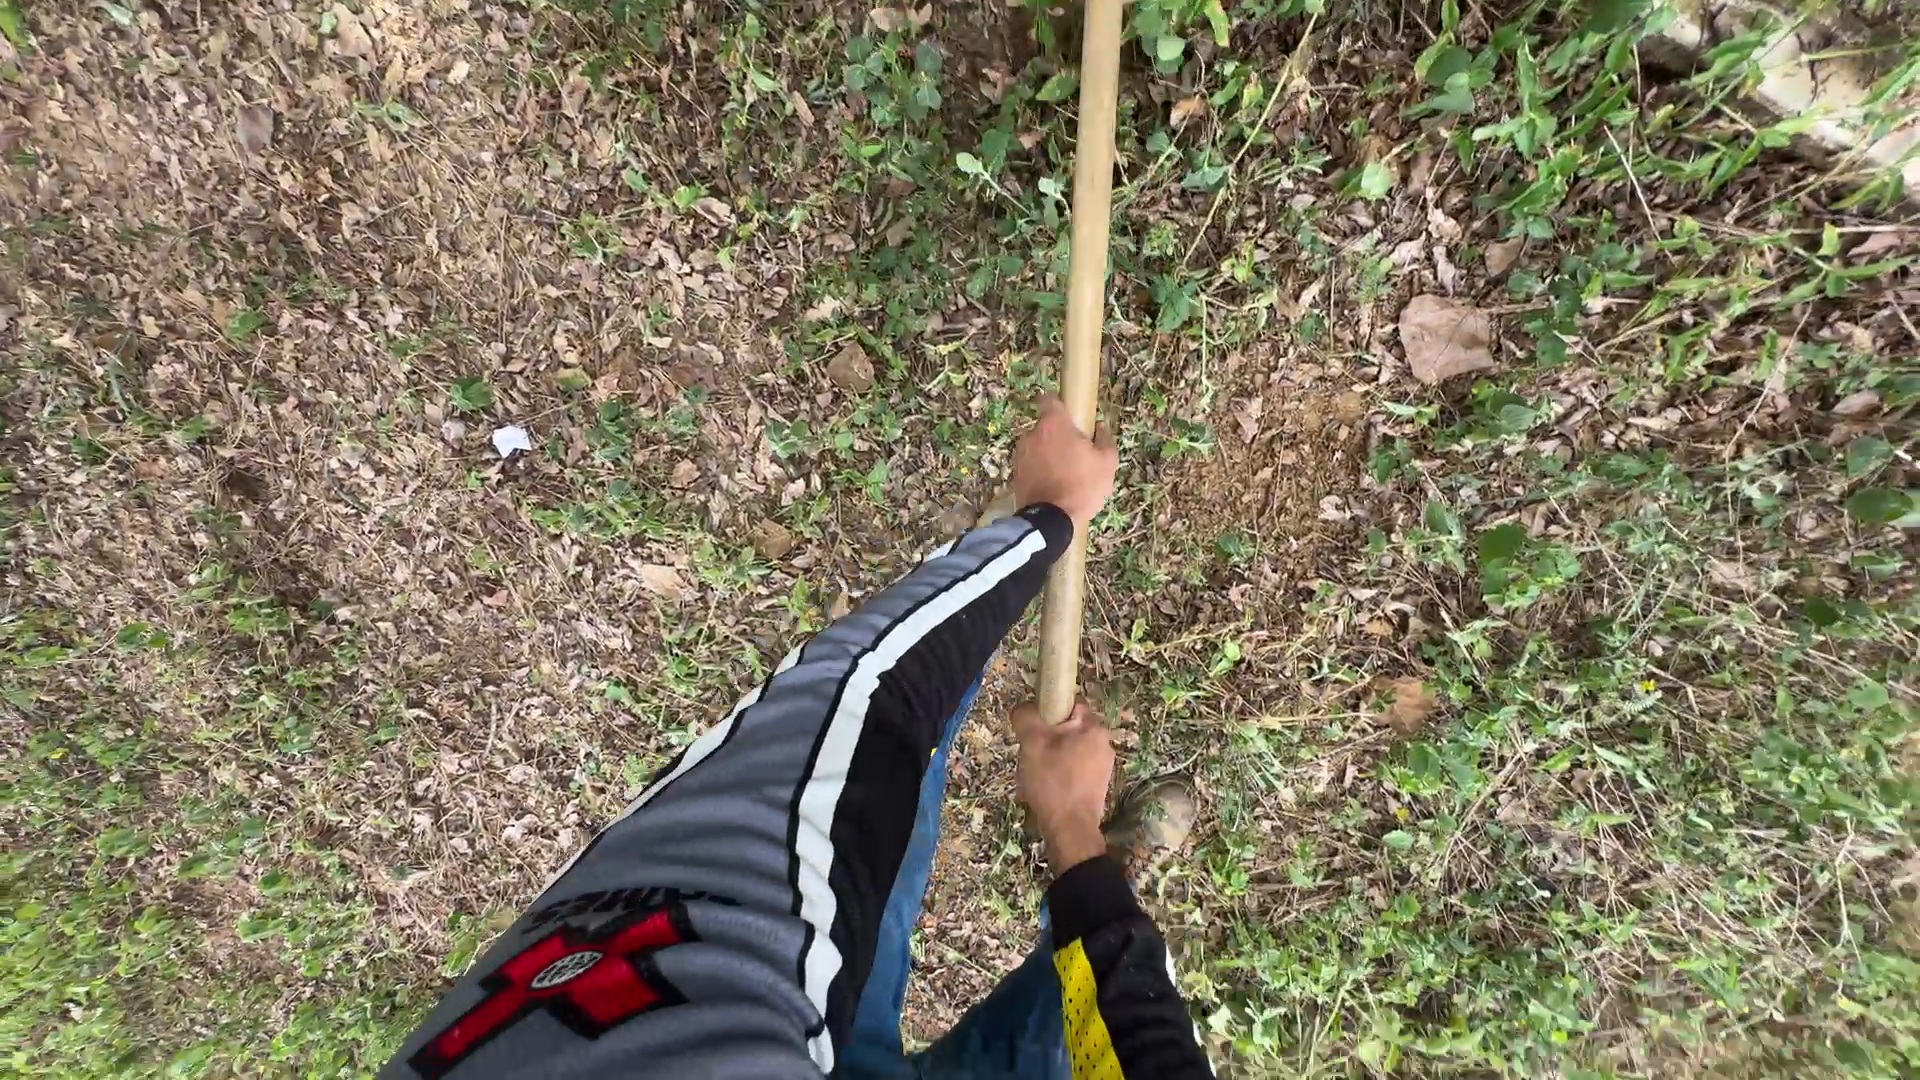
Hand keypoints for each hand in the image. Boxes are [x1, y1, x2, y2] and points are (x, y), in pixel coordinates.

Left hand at [1011, 396, 1117, 534]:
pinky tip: (1053, 485)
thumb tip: (1099, 428)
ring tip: (1065, 474)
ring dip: (1048, 455)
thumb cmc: (1082, 485)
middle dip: (1058, 437)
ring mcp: (1020, 454)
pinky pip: (1031, 465)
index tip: (1070, 416)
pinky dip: (1040, 470)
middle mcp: (1032, 434)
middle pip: (1046, 427)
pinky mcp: (1015, 474)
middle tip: (1075, 454)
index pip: (1050, 400)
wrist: (1050, 520)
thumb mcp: (1106, 463)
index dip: (1060, 405)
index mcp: (1053, 424)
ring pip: (1038, 447)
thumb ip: (1104, 440)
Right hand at [1011, 700, 1113, 875]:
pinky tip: (1045, 788)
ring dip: (1049, 757)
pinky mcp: (1097, 783)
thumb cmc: (1052, 781)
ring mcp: (1103, 765)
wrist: (1070, 830)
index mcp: (1093, 727)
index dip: (1047, 712)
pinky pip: (1073, 768)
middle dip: (1045, 738)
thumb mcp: (1031, 743)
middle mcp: (1104, 742)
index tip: (1032, 728)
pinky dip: (1058, 773)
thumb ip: (1026, 716)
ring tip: (1035, 774)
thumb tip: (1024, 708)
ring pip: (1067, 749)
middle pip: (1066, 728)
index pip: (1068, 704)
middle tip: (1030, 753)